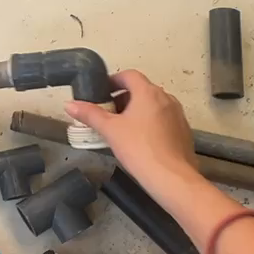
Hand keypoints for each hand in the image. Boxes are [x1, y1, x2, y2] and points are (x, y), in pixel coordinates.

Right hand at [66, 70, 196, 181]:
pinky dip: (150, 122)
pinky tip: (140, 140)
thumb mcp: (109, 130)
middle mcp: (166, 98)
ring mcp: (178, 115)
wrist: (172, 178)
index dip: (113, 81)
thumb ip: (89, 114)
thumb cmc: (139, 148)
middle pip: (141, 89)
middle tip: (107, 113)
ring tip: (121, 128)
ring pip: (153, 104)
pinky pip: (163, 119)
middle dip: (122, 98)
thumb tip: (69, 104)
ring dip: (136, 110)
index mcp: (148, 93)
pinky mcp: (184, 131)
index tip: (101, 93)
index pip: (129, 75)